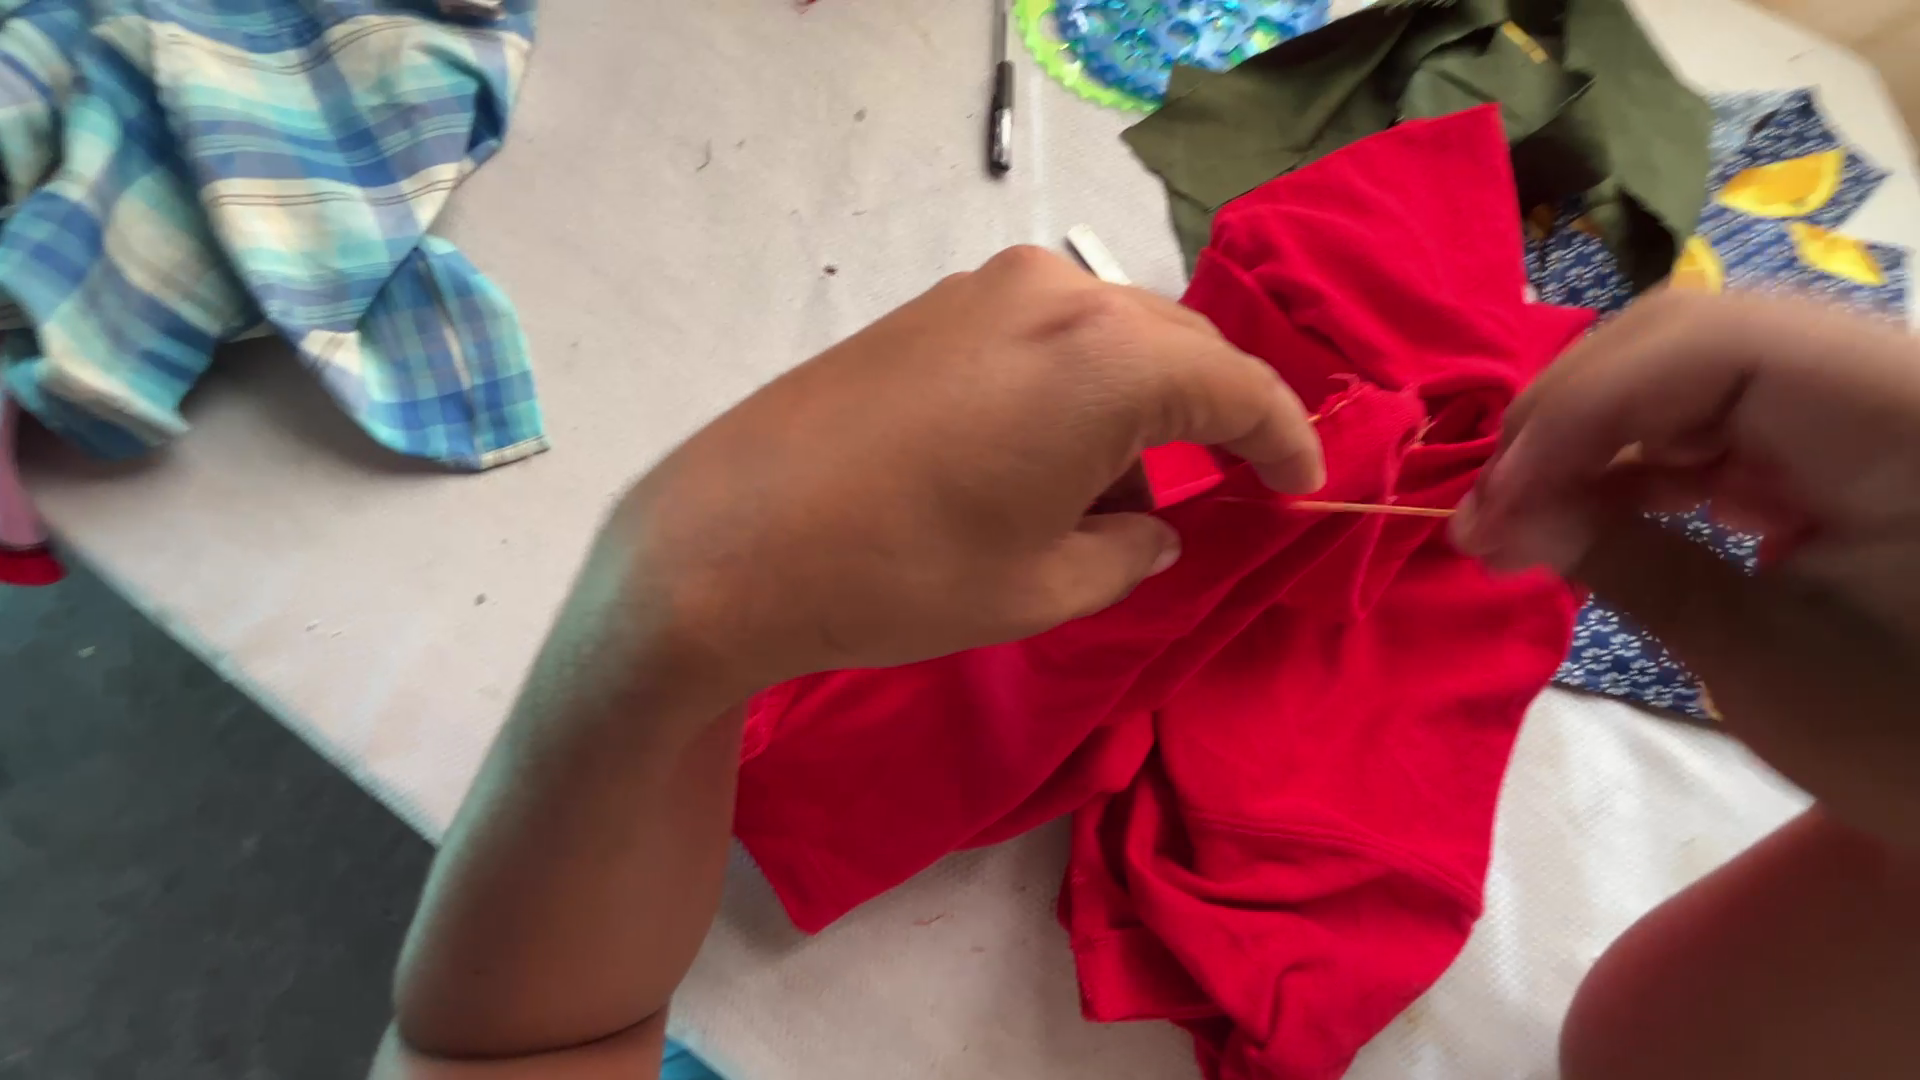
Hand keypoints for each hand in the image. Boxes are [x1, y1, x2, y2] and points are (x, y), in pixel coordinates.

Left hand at [610, 245, 1322, 698]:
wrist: (730, 542)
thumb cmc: (901, 577)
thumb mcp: (1043, 587)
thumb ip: (1130, 551)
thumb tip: (1160, 526)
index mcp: (1107, 356)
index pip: (1237, 386)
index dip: (1284, 440)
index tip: (1304, 484)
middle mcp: (1055, 291)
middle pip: (1174, 350)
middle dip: (1206, 422)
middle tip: (1215, 492)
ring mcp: (986, 287)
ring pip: (1106, 340)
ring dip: (1132, 410)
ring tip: (1113, 497)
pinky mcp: (935, 305)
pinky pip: (1044, 339)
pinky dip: (1071, 393)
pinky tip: (1046, 458)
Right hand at [1451, 288, 1919, 842]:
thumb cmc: (1919, 742)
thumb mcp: (1762, 660)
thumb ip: (1623, 563)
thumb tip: (1485, 519)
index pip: (1725, 347)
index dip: (1584, 408)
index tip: (1500, 499)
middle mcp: (1902, 381)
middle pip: (1687, 336)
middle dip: (1561, 420)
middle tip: (1492, 507)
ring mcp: (1863, 398)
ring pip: (1675, 365)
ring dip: (1576, 440)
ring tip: (1519, 519)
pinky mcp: (1830, 431)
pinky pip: (1695, 410)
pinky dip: (1617, 457)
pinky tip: (1582, 512)